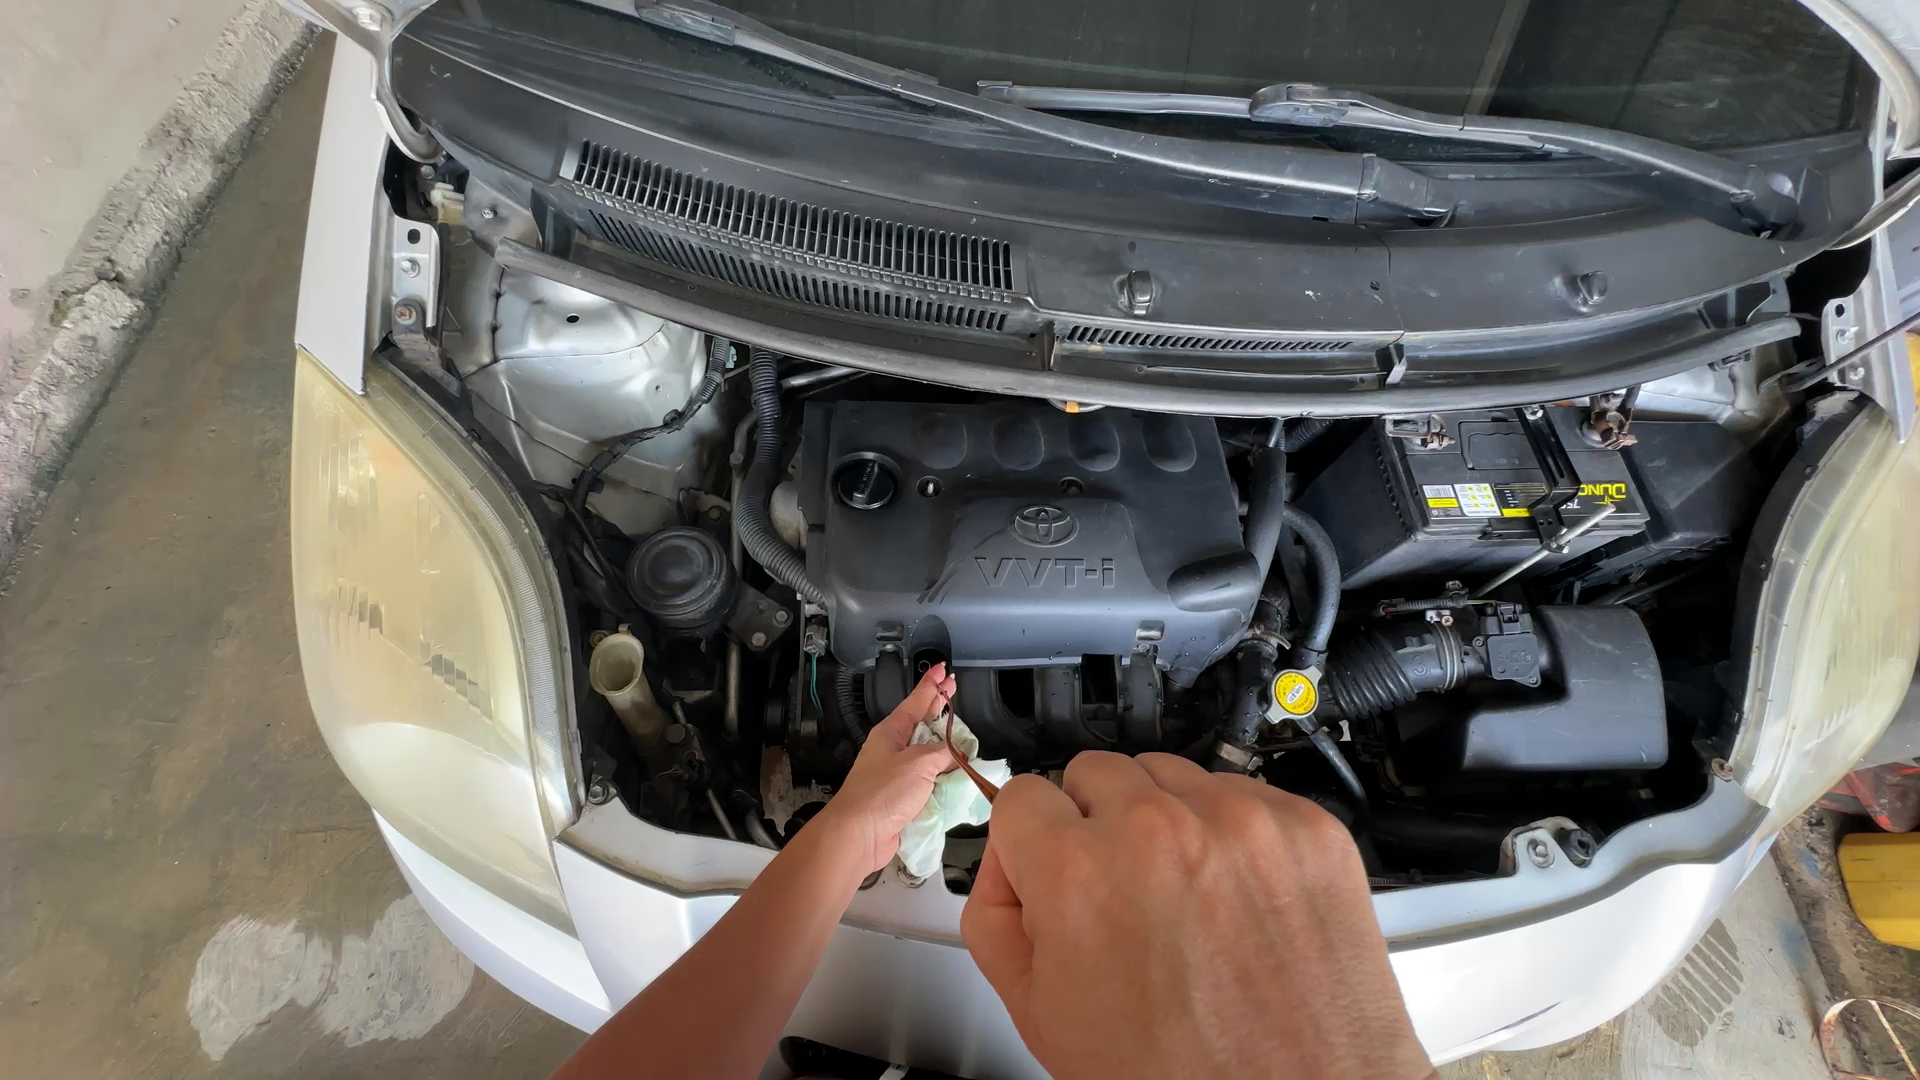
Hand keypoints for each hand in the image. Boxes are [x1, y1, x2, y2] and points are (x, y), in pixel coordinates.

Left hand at [812, 663, 956, 875]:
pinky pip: (925, 777)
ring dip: (942, 742)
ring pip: (924, 750)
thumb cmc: (884, 791)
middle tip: (952, 688)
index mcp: (892, 731)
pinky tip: (953, 772)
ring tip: (959, 731)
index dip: (932, 684)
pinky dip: (940, 773)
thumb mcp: (919, 763)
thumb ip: (942, 753)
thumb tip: (956, 751)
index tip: (942, 668)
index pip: (917, 700)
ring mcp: (895, 772)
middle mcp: (893, 748)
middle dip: (937, 705)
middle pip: (920, 720)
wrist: (858, 834)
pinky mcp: (900, 795)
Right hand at [961, 751, 1431, 1079]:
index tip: (1049, 855)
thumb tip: (1006, 856)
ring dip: (1161, 816)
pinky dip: (1227, 830)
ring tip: (1181, 891)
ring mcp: (1238, 823)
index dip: (1030, 835)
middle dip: (1093, 821)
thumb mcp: (1039, 1011)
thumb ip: (993, 914)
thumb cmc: (1179, 1078)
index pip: (1023, 792)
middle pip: (1093, 770)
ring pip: (1165, 772)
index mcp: (1077, 871)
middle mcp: (1156, 831)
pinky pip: (1239, 791)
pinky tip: (1232, 892)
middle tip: (1120, 886)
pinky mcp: (1304, 828)